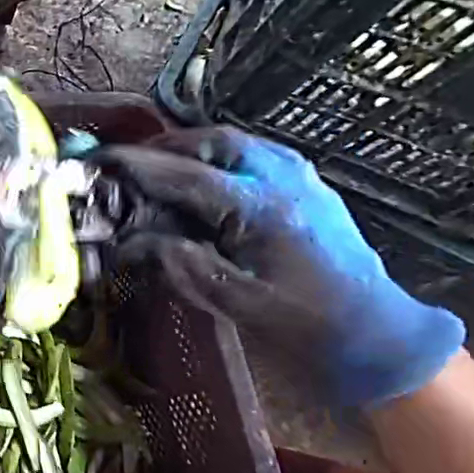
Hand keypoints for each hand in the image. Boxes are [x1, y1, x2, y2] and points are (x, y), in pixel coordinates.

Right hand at [96, 128, 464, 407]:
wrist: (377, 332)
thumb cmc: (303, 322)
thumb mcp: (231, 300)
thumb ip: (177, 261)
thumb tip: (128, 241)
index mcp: (260, 207)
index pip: (181, 175)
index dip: (134, 167)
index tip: (96, 162)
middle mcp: (280, 177)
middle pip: (208, 142)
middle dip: (161, 148)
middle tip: (126, 164)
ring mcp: (298, 174)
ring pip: (231, 141)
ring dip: (187, 148)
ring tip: (156, 168)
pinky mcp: (305, 181)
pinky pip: (249, 152)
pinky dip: (214, 155)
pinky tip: (199, 175)